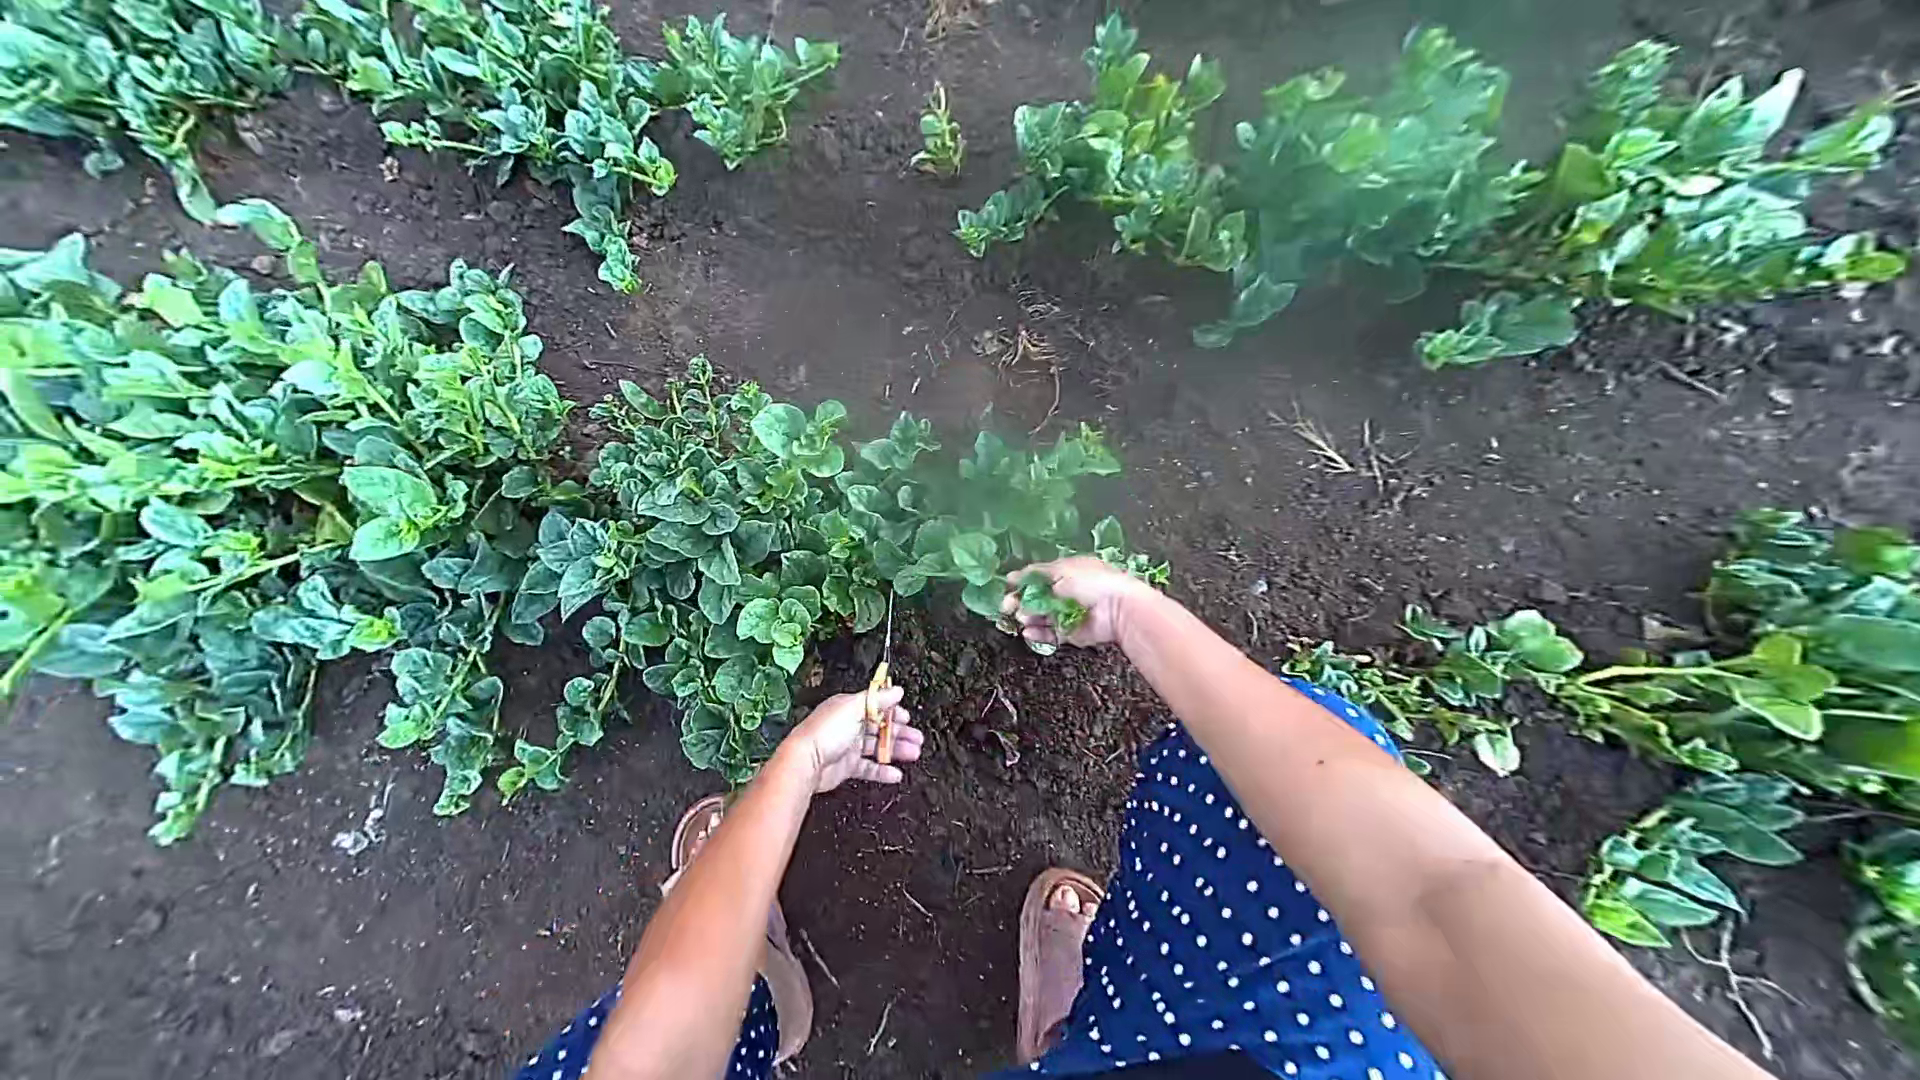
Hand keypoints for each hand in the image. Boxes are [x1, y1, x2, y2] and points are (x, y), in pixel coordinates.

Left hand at [784, 685, 924, 793]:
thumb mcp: (854, 708)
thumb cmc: (825, 732)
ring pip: (877, 747)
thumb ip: (878, 699)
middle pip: (880, 728)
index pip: (876, 706)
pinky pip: (869, 768)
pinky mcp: (847, 767)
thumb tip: (897, 690)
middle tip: (917, 738)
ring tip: (913, 754)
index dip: (893, 711)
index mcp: (849, 708)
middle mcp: (849, 726)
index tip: (907, 717)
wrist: (805, 762)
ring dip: (896, 750)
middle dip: (899, 732)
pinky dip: (883, 771)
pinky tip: (895, 774)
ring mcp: (848, 747)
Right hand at [1001, 556, 1157, 648]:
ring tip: (1021, 619)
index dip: (1022, 583)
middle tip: (1008, 607)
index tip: (1008, 588)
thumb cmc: (1092, 582)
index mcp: (1068, 572)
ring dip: (1029, 618)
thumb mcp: (1061, 569)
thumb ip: (1035, 573)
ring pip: (1042, 617)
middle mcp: (1068, 592)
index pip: (1039, 577)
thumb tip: (1012, 576)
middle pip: (1037, 598)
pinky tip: (1028, 632)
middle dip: (1022, 602)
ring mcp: (1069, 613)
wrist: (1118, 608)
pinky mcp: (1072, 633)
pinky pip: (1051, 634)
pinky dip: (1039, 634)